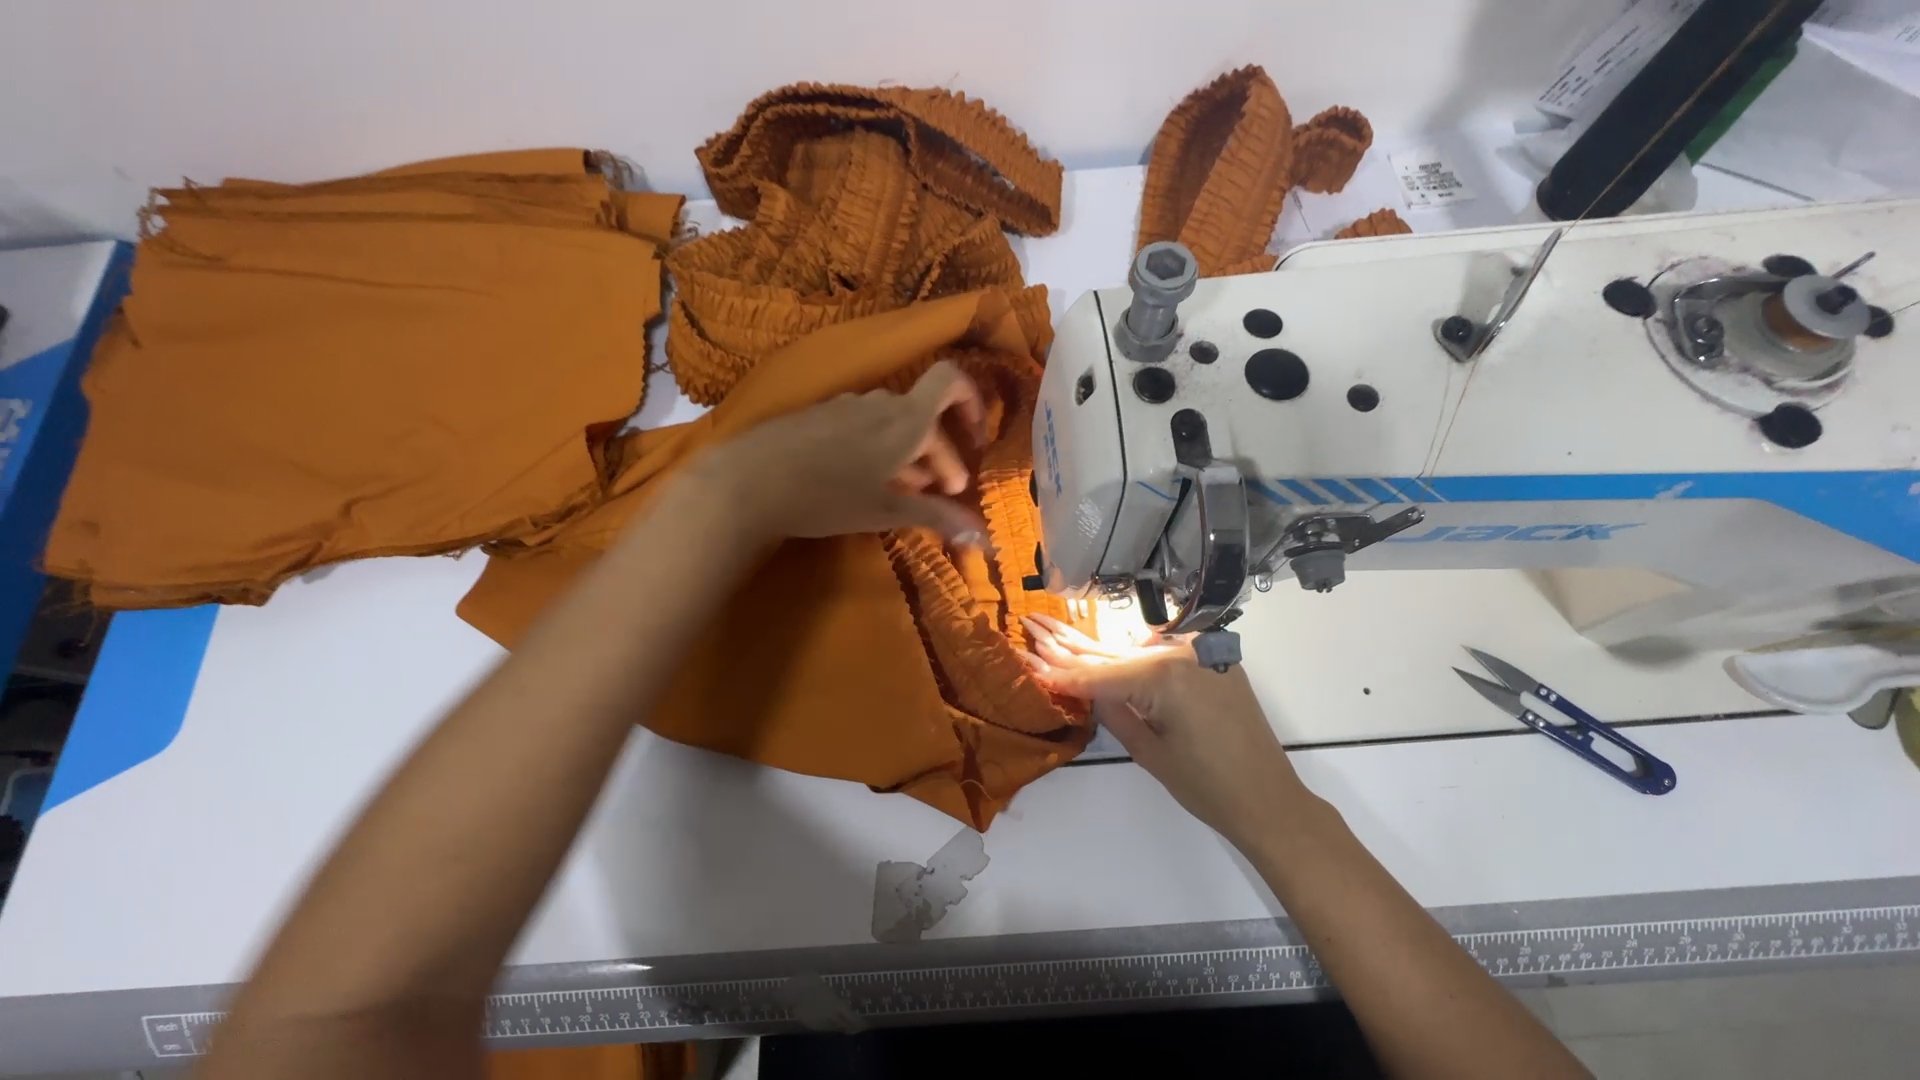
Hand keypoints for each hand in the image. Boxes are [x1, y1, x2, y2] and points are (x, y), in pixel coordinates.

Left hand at [697, 361, 989, 545]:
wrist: (748, 481)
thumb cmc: (827, 496)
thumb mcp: (886, 511)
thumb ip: (936, 517)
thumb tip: (985, 538)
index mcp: (905, 419)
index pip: (950, 381)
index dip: (971, 402)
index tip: (975, 439)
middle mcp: (879, 404)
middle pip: (923, 417)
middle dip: (940, 454)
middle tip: (944, 493)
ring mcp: (845, 408)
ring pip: (892, 424)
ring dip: (909, 454)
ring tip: (906, 493)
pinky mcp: (818, 417)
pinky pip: (863, 427)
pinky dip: (878, 449)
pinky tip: (864, 482)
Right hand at [1021, 614, 1309, 846]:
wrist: (1268, 798)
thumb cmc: (1207, 786)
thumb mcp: (1148, 753)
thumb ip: (1113, 713)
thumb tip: (1083, 689)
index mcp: (1162, 676)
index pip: (1097, 675)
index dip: (1059, 671)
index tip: (1024, 654)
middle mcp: (1180, 653)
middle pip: (1114, 652)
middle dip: (1069, 644)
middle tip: (1032, 624)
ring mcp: (1199, 653)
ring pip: (1136, 650)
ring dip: (1096, 646)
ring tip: (1054, 630)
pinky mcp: (1211, 661)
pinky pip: (1161, 653)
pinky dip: (1131, 654)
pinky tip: (1102, 643)